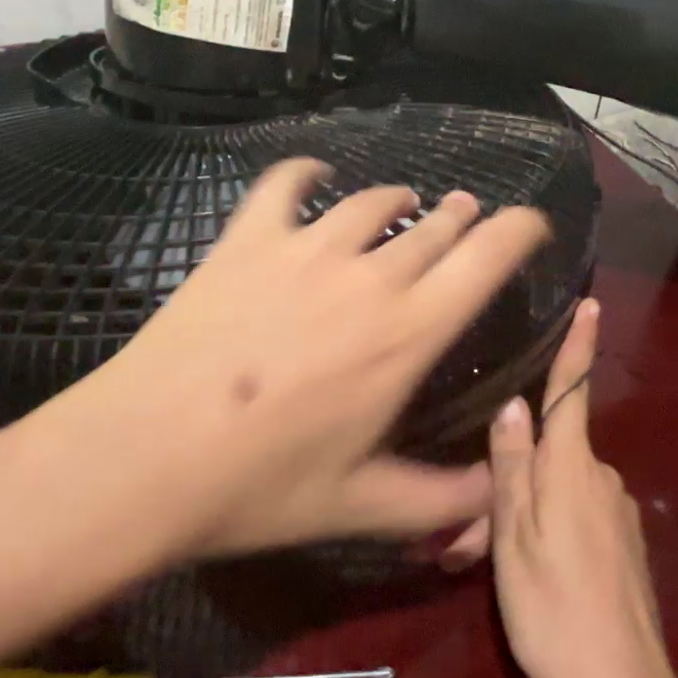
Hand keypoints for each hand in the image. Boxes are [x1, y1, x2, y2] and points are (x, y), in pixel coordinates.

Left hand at [40, 157, 551, 559]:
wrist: (144, 456)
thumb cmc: (260, 486)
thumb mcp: (360, 505)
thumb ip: (441, 497)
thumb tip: (498, 489)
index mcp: (406, 334)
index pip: (487, 258)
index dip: (520, 230)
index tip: (532, 224)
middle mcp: (367, 276)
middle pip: (434, 224)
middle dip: (461, 218)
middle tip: (465, 220)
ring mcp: (304, 249)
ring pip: (371, 202)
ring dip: (400, 201)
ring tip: (405, 206)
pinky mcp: (247, 240)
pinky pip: (285, 183)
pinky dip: (307, 172)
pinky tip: (315, 175)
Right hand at [486, 300, 677, 677]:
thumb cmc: (554, 611)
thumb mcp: (514, 539)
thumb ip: (512, 469)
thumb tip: (511, 405)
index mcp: (574, 470)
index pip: (572, 393)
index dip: (578, 346)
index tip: (590, 302)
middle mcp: (602, 479)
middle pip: (550, 454)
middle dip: (508, 476)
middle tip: (460, 538)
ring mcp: (618, 513)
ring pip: (558, 492)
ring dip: (520, 514)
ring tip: (479, 563)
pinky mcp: (625, 544)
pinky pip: (577, 519)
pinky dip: (545, 533)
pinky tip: (525, 574)